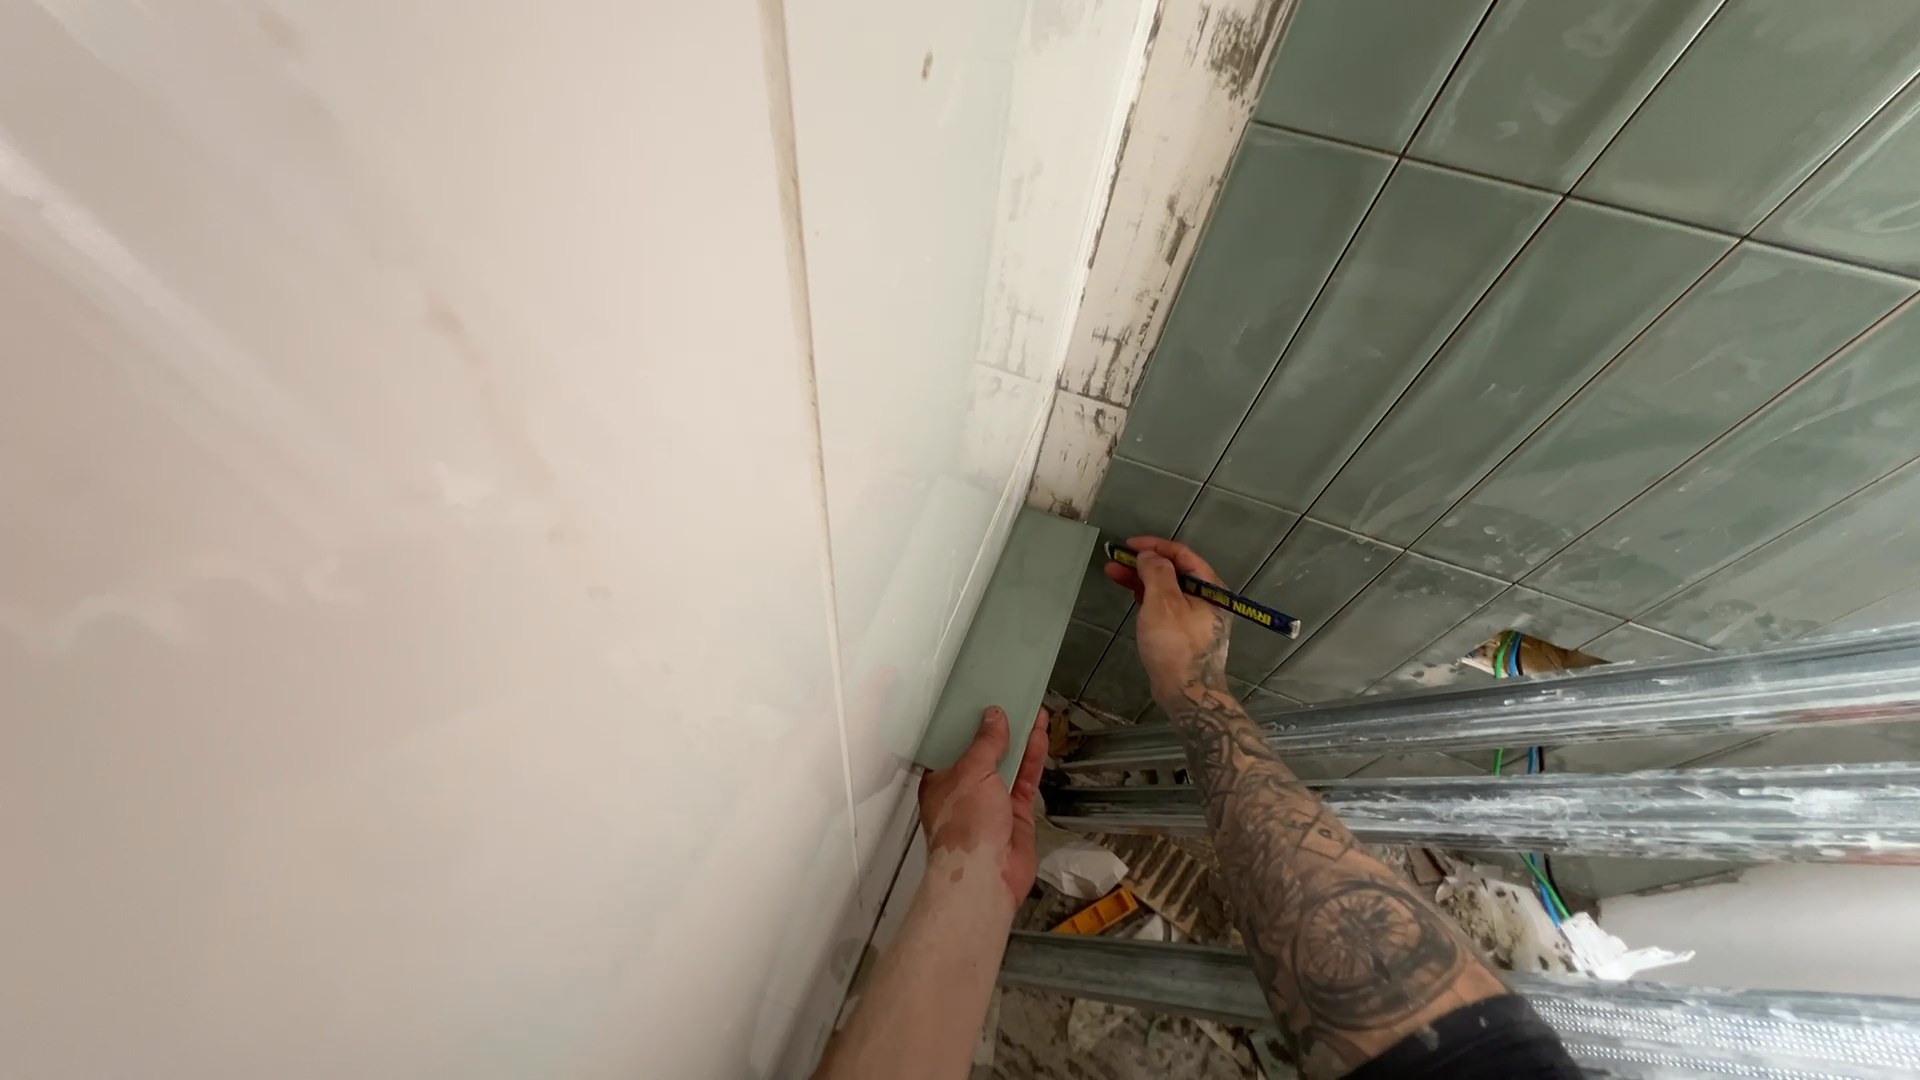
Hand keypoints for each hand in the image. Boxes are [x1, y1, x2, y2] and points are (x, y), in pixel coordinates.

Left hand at [917, 705, 1049, 906]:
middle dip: (999, 729)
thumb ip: (986, 742)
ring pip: (1008, 763)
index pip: (953, 745)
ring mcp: (991, 802)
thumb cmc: (963, 831)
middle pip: (984, 752)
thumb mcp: (971, 772)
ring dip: (1021, 739)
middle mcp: (965, 790)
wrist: (984, 878)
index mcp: (941, 780)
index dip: (968, 724)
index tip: (981, 703)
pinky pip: (1025, 779)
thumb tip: (994, 717)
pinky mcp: (1015, 813)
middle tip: (1012, 703)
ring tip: (1033, 712)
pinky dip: (1033, 758)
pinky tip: (1040, 738)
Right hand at [1104, 536, 1231, 699]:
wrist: (1187, 694)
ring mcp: (1196, 616)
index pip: (1181, 554)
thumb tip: (1149, 555)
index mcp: (1209, 587)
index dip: (1154, 546)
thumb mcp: (1163, 603)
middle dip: (1143, 563)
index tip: (1128, 545)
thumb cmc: (1175, 646)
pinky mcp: (1185, 631)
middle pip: (1173, 571)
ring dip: (1141, 579)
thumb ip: (1156, 573)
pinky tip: (1132, 594)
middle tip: (1115, 560)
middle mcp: (1207, 598)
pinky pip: (1166, 605)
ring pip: (1167, 588)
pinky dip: (1148, 597)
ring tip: (1114, 574)